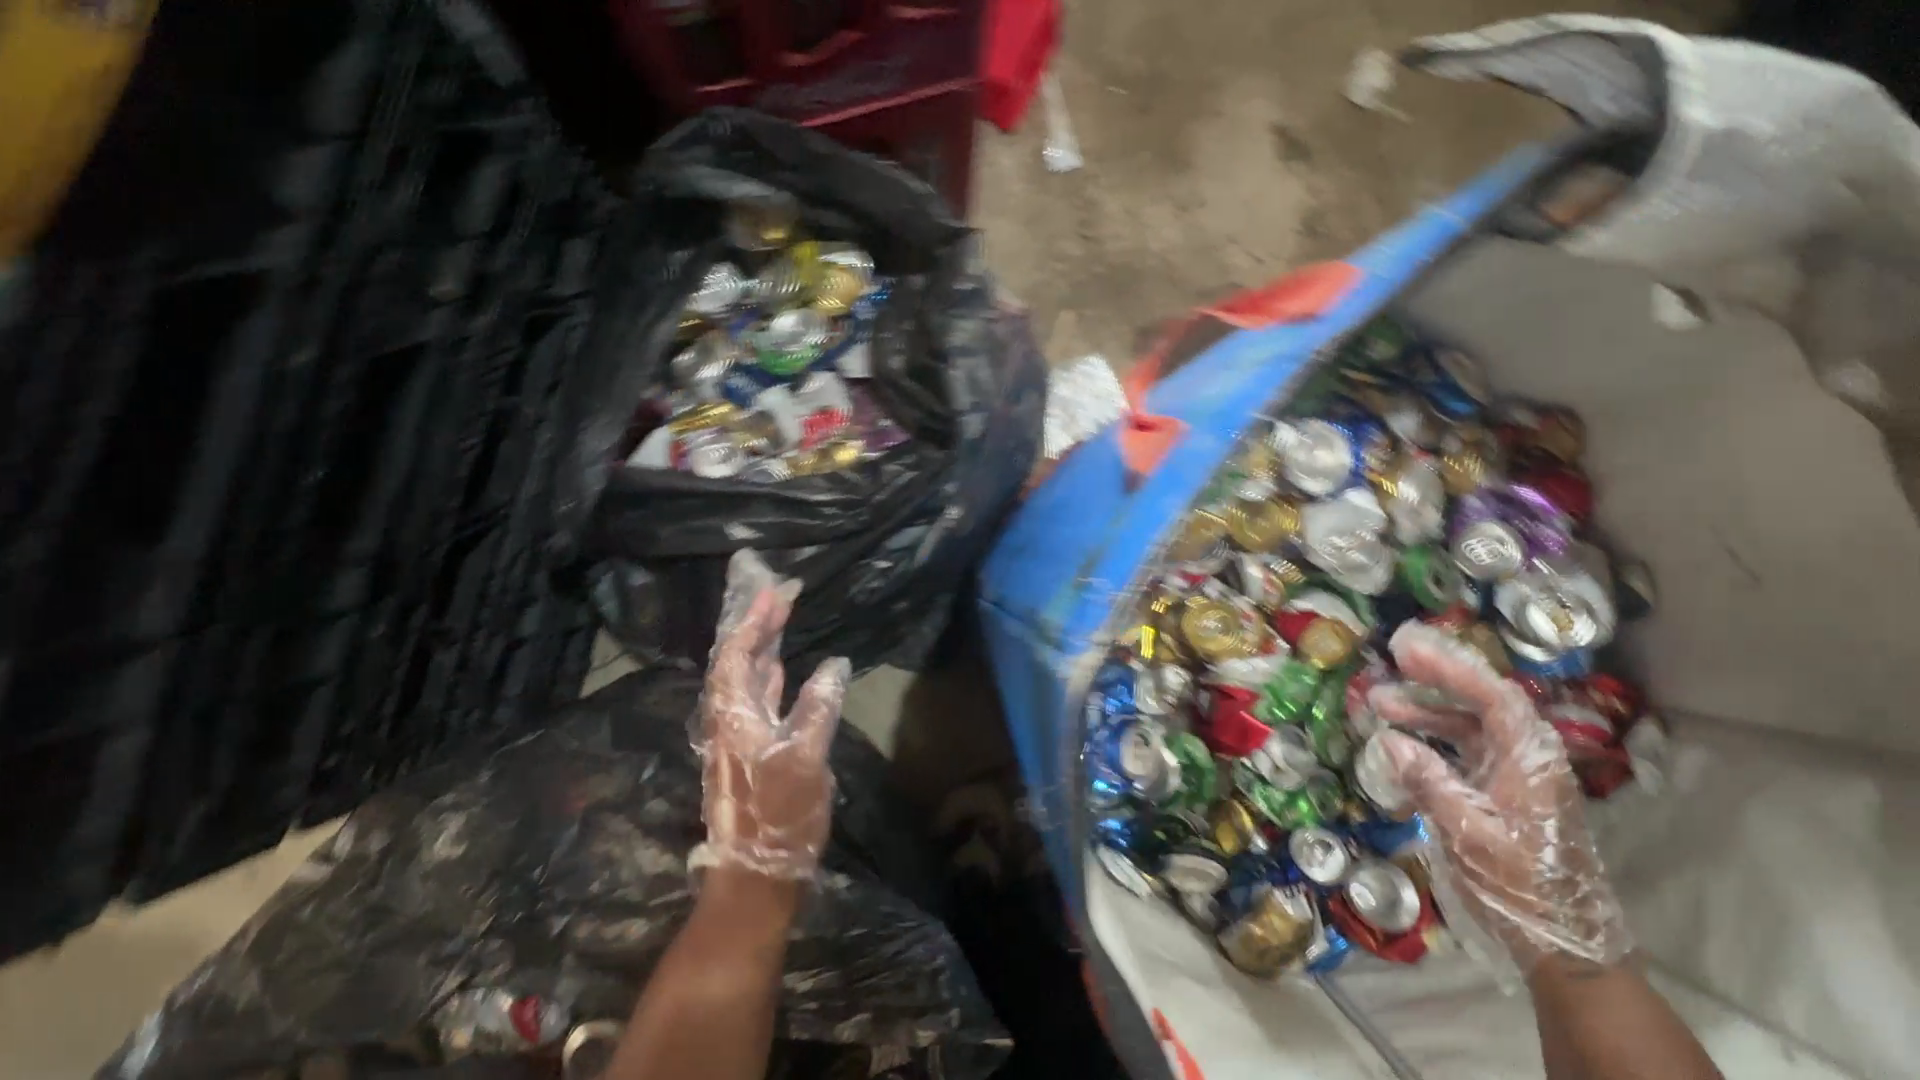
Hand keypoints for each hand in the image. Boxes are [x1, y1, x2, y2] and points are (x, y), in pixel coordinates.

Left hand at [689, 550, 850, 881]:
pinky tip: (784, 672)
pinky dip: (769, 678)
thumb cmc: (778, 816)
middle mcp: (728, 722)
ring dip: (763, 650)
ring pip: (746, 682)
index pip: (738, 656)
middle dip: (757, 628)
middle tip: (781, 597)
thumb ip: (819, 708)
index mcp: (734, 717)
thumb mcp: (806, 759)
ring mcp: (736, 740)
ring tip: (782, 622)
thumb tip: (834, 665)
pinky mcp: (748, 756)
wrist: (755, 877)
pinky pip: (756, 701)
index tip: (773, 592)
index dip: (754, 622)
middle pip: (738, 663)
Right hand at [1368, 622, 1631, 970]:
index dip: (1451, 669)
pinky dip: (1435, 741)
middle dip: (1438, 680)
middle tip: (1392, 661)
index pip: (1493, 698)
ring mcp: (1518, 779)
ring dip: (1429, 712)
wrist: (1567, 947)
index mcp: (1531, 764)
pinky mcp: (1506, 798)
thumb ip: (1431, 784)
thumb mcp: (1470, 837)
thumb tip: (1389, 741)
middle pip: (1484, 704)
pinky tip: (1404, 745)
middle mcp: (1529, 761)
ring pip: (1472, 728)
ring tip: (1381, 705)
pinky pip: (1468, 753)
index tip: (1407, 651)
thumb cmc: (1523, 889)